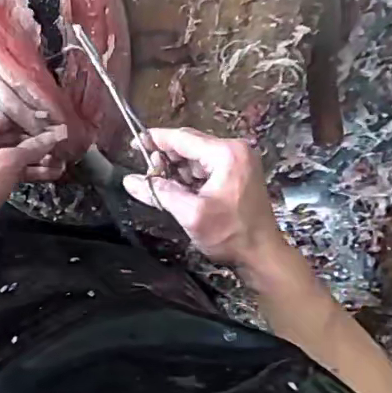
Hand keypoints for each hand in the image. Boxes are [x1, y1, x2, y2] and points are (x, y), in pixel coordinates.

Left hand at [0, 111, 67, 226]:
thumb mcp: (10, 161)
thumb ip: (34, 147)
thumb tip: (57, 135)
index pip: (9, 117)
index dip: (31, 120)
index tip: (52, 122)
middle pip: (15, 136)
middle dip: (39, 142)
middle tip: (62, 143)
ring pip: (18, 155)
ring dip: (39, 158)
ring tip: (62, 160)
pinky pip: (16, 169)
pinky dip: (32, 171)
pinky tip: (54, 173)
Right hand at [121, 127, 285, 266]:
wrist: (262, 254)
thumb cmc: (230, 235)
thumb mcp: (190, 214)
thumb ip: (159, 193)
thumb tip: (129, 181)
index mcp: (226, 154)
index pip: (183, 138)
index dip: (155, 139)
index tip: (134, 143)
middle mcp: (236, 149)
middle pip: (190, 144)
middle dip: (166, 157)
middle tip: (147, 175)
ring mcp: (240, 160)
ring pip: (197, 156)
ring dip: (178, 168)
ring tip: (162, 186)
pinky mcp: (239, 172)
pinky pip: (207, 166)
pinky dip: (191, 175)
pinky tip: (180, 190)